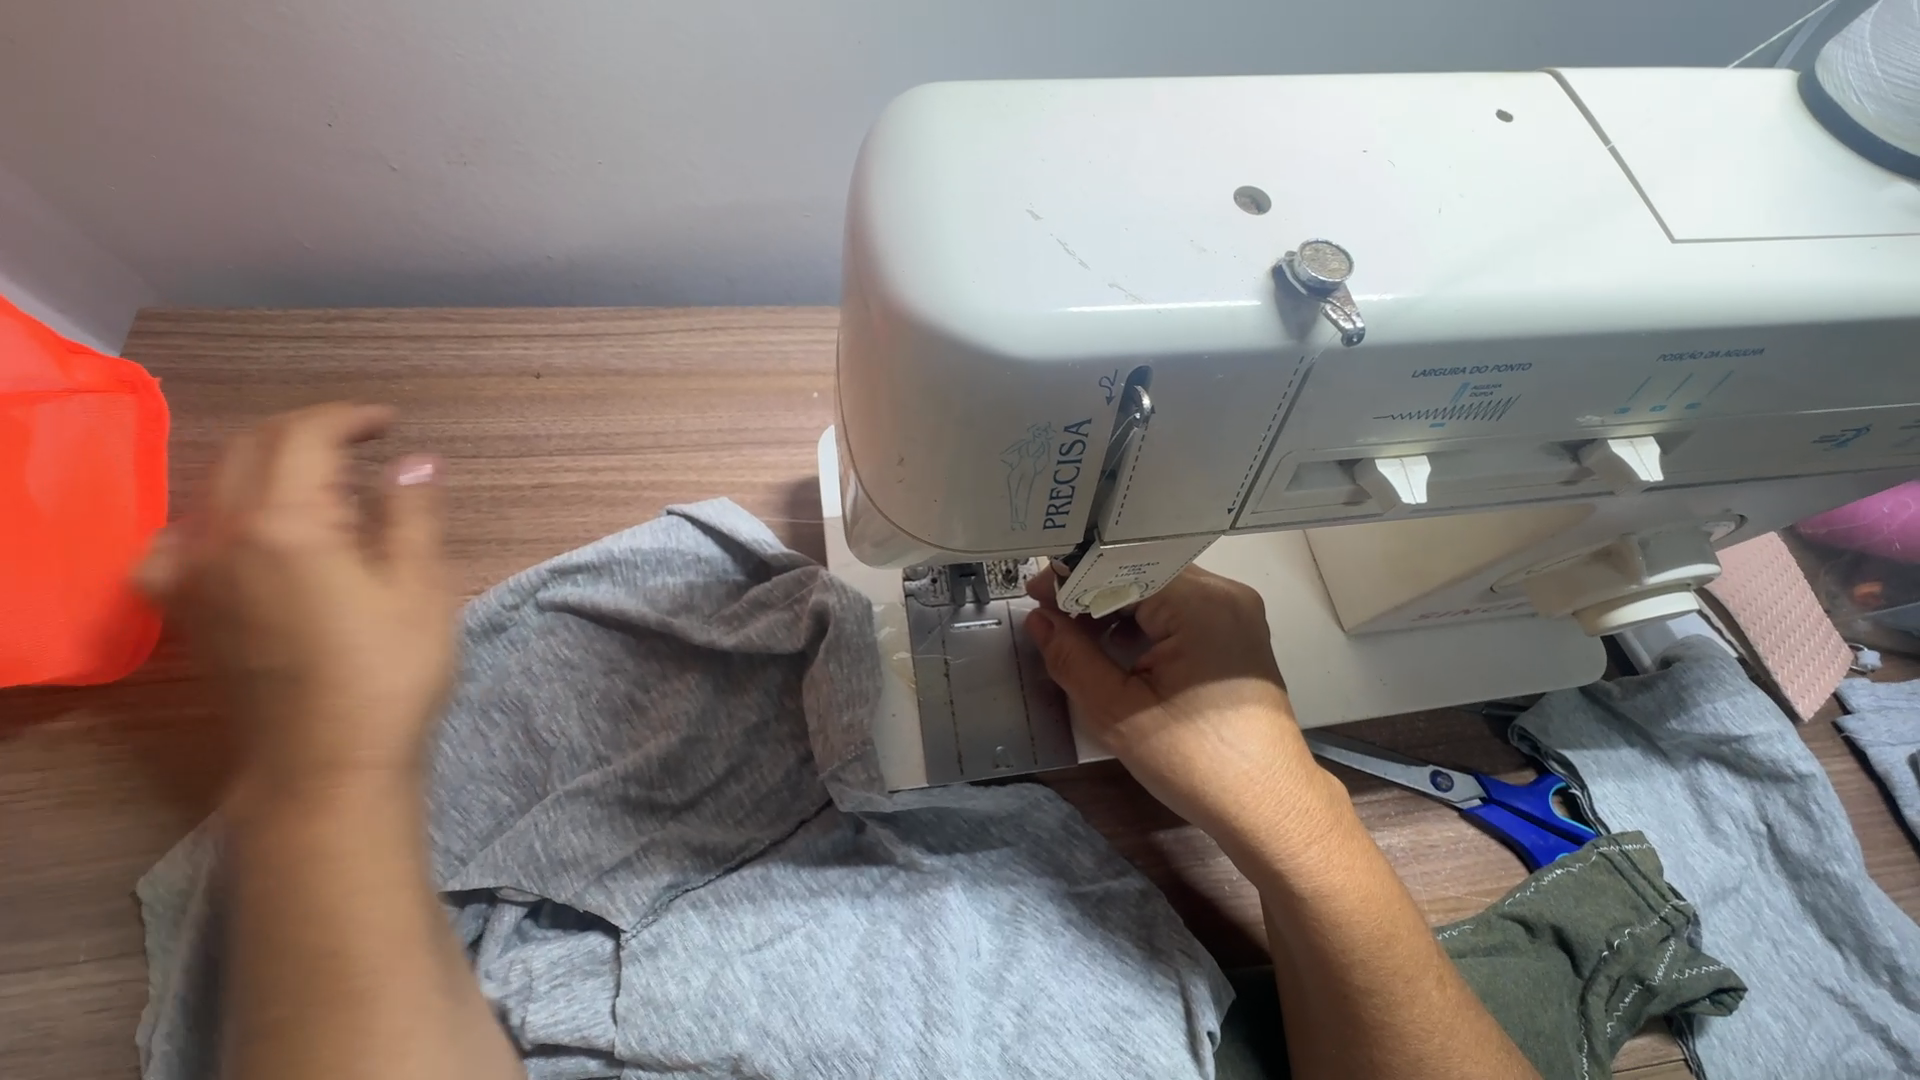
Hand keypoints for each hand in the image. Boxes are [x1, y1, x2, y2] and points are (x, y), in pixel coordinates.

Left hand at [137, 404, 453, 792]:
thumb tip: (414, 460)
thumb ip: (410, 514)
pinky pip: (183, 538)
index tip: (390, 423)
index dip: (348, 418)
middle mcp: (222, 536)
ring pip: (218, 487)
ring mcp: (192, 574)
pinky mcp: (187, 608)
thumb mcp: (420, 587)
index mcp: (285, 523)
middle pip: (252, 450)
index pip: (303, 437)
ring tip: (323, 479)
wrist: (328, 761)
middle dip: (309, 431)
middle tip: (365, 439)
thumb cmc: (391, 671)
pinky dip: (219, 516)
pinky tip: (241, 533)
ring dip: (270, 465)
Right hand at [1025, 566, 1334, 843]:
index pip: (1121, 568)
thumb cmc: (1194, 761)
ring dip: (1115, 606)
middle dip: (1091, 591)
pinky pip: (1180, 609)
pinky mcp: (1237, 633)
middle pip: (1142, 573)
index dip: (1072, 577)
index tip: (1033, 594)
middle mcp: (1223, 593)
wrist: (1269, 806)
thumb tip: (1038, 618)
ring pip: (1160, 589)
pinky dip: (1144, 620)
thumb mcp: (1118, 711)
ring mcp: (1236, 611)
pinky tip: (1115, 644)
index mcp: (1199, 603)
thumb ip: (1072, 658)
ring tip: (1074, 632)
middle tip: (1047, 615)